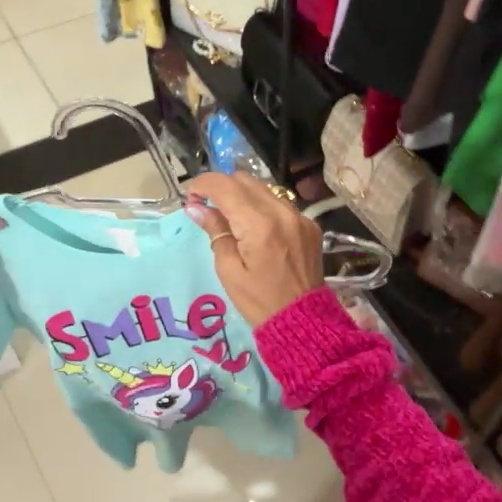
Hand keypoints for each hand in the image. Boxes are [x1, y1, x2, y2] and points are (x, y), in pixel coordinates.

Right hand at [185, 171, 322, 326]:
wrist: (302, 321)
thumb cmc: (259, 301)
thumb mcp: (229, 270)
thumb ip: (215, 232)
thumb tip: (197, 207)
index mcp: (259, 224)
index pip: (225, 186)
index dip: (203, 185)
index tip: (191, 197)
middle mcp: (283, 212)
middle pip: (245, 180)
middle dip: (223, 188)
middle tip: (209, 209)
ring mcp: (300, 217)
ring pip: (265, 190)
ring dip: (244, 197)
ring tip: (232, 220)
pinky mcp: (310, 226)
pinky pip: (281, 205)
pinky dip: (264, 209)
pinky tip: (257, 230)